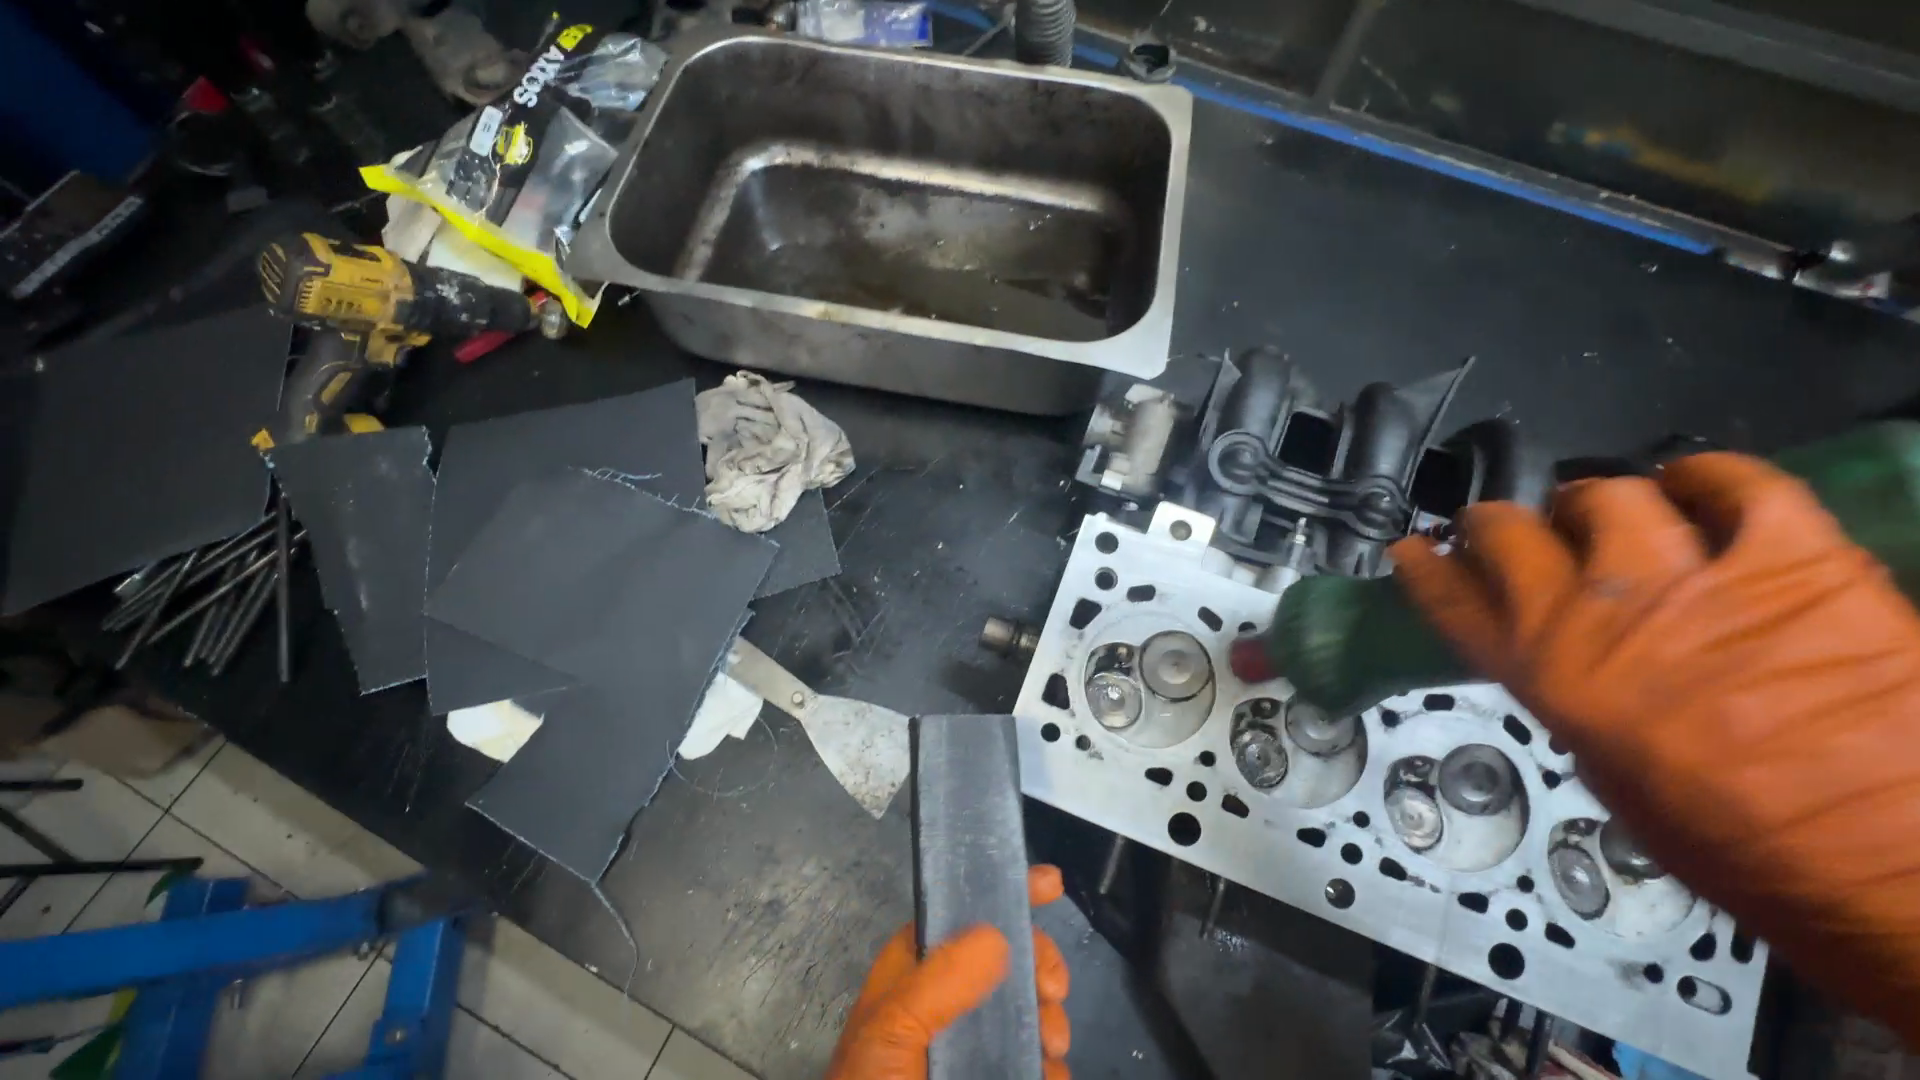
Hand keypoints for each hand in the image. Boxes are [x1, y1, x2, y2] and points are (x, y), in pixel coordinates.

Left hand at [827, 865, 1070, 1078]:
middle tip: (1052, 990)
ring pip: (1028, 1011)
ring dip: (1049, 1019)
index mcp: (913, 978)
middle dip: (1039, 963)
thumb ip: (937, 982)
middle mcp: (946, 1007)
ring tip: (1050, 1045)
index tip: (1049, 883)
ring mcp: (972, 1051)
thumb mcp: (890, 1035)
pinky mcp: (995, 1075)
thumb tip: (997, 935)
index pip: (959, 917)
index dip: (1002, 894)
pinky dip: (1052, 1066)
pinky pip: (1037, 1064)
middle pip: (1007, 960)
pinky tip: (1048, 1074)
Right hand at [1391, 454, 1919, 1041]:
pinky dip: (1710, 477)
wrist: (1896, 873)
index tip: (1415, 548)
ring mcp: (1695, 583)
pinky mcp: (1797, 564)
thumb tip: (1556, 645)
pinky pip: (1742, 486)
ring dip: (1595, 500)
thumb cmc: (1735, 841)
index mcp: (1547, 678)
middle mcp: (1598, 618)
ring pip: (1612, 496)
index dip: (1425, 567)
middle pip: (1514, 533)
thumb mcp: (1605, 767)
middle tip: (1517, 528)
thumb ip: (1567, 689)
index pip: (1454, 599)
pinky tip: (1697, 485)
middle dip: (1499, 524)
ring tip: (1610, 508)